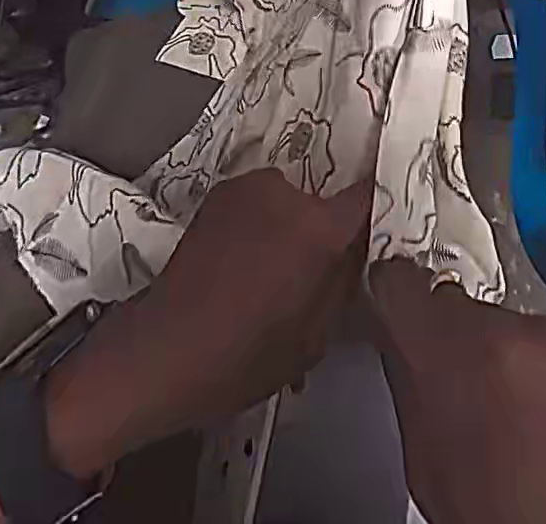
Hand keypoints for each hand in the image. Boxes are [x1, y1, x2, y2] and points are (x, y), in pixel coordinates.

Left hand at [43, 169, 370, 476]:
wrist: (160, 351)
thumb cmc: (243, 357)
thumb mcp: (315, 337)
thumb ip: (346, 282)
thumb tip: (361, 250)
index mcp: (318, 230)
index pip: (368, 195)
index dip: (380, 203)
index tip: (384, 215)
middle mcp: (287, 194)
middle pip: (326, 203)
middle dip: (328, 229)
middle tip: (317, 267)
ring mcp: (250, 187)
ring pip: (292, 200)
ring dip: (292, 224)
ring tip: (272, 268)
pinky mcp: (221, 191)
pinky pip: (261, 201)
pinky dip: (263, 220)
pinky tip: (245, 259)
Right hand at [368, 260, 545, 523]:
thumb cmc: (496, 514)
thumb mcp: (422, 451)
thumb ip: (407, 376)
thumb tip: (399, 338)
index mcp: (439, 353)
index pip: (399, 281)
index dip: (391, 287)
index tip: (393, 291)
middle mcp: (494, 331)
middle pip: (451, 299)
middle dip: (447, 331)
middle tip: (453, 378)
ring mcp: (542, 335)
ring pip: (495, 314)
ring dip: (492, 345)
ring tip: (500, 405)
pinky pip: (537, 333)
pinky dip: (530, 357)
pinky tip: (532, 407)